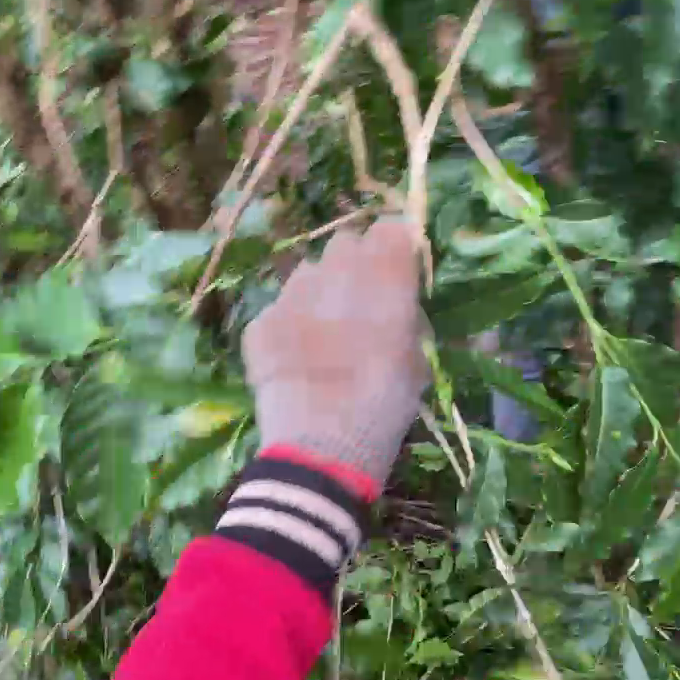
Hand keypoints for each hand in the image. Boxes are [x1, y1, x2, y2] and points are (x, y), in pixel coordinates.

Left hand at [242, 215, 430, 491]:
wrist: (321, 450)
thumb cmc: (384, 411)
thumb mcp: (418, 366)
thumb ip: (409, 322)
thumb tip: (401, 307)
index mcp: (384, 280)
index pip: (391, 229)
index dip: (395, 249)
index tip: (397, 272)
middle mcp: (335, 273)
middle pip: (346, 244)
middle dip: (356, 266)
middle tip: (360, 307)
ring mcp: (291, 295)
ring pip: (309, 274)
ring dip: (321, 293)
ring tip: (324, 338)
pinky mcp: (261, 322)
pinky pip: (280, 309)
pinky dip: (290, 326)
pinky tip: (297, 363)